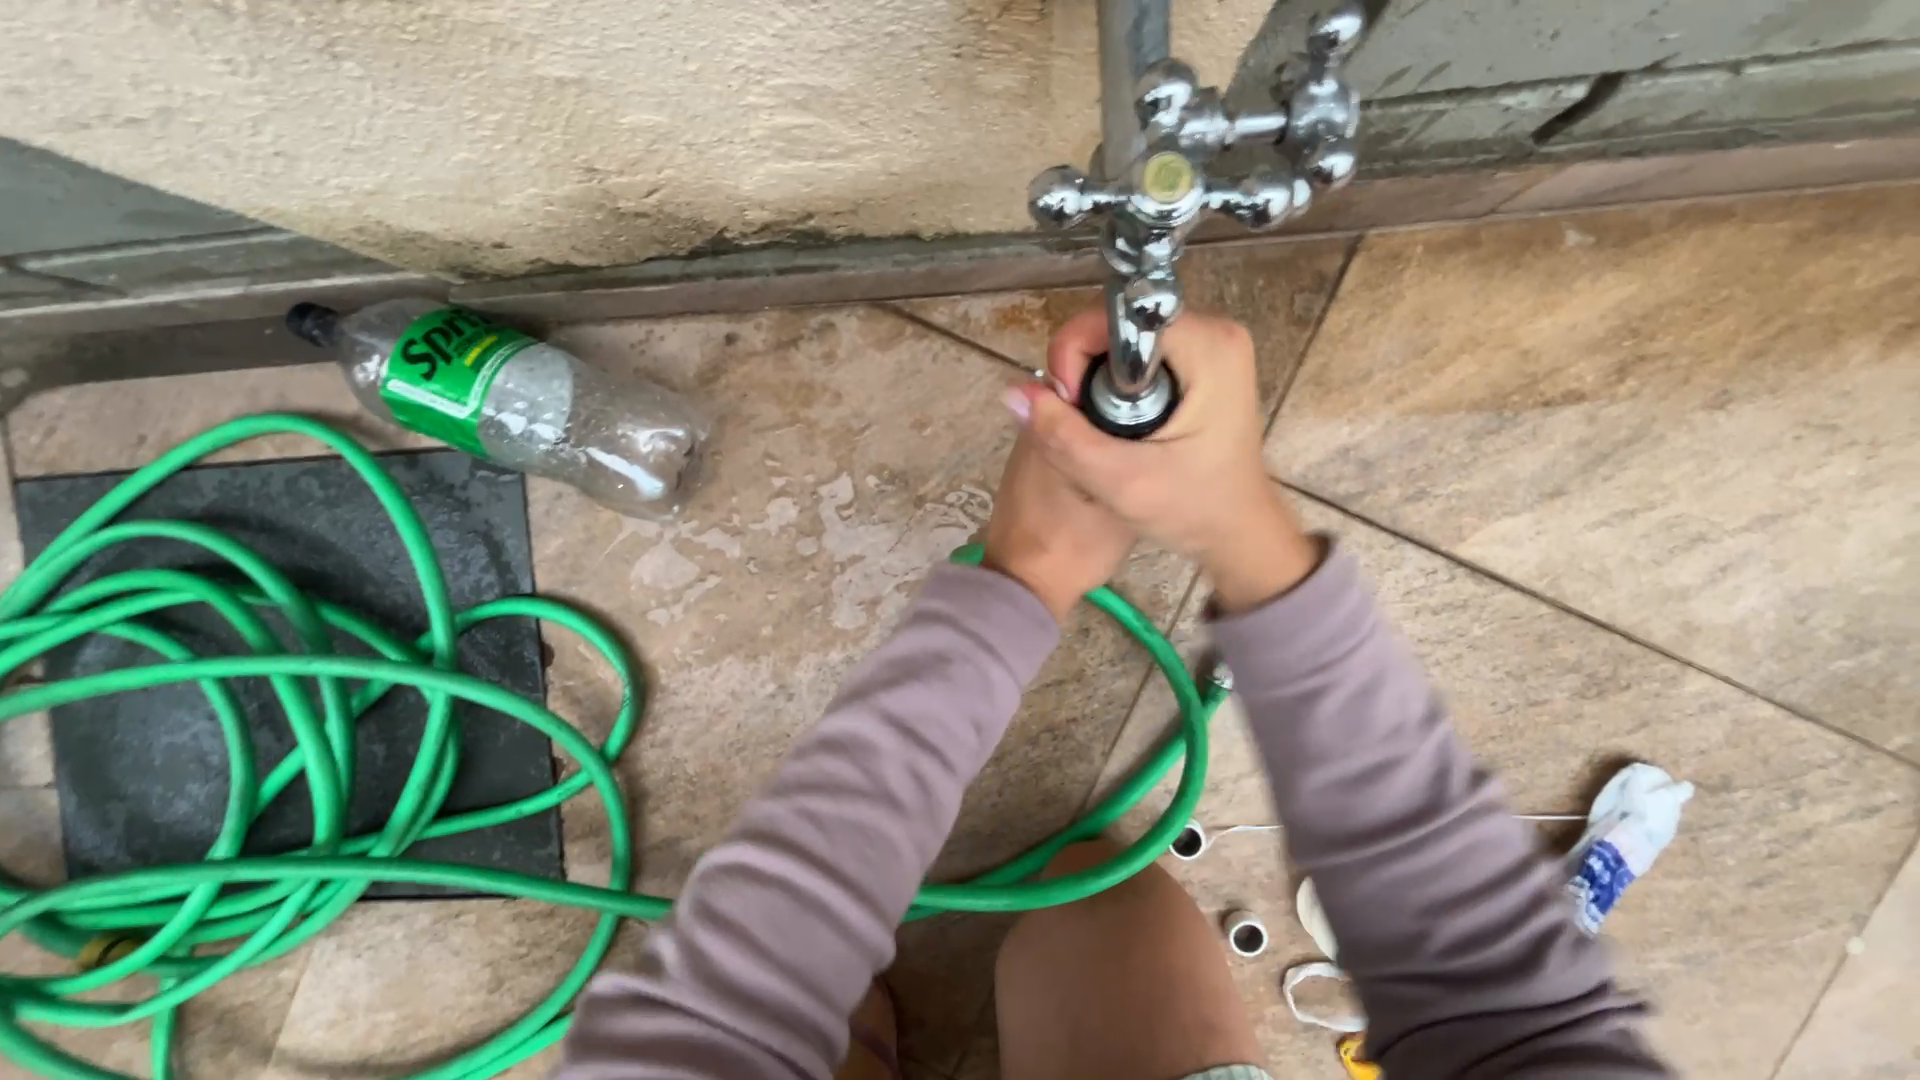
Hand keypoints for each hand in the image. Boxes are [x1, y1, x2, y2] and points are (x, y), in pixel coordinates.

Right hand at [1006, 308, 1320, 612]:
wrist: (1237, 533)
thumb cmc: (1193, 509)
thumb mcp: (1121, 481)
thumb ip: (1064, 436)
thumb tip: (1012, 391)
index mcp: (1209, 347)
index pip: (1115, 316)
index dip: (1076, 353)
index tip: (1071, 405)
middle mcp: (1215, 332)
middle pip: (1117, 325)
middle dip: (1083, 371)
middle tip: (1079, 424)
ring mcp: (1211, 346)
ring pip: (1122, 342)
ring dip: (1094, 383)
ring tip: (1095, 431)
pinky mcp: (1202, 364)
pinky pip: (1136, 357)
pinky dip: (1113, 388)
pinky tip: (1115, 427)